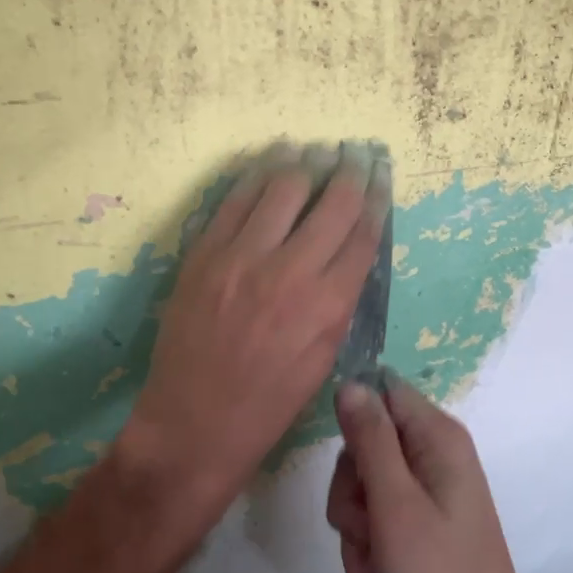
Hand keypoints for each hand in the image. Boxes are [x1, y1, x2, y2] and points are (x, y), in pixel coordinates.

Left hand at [119, 142, 391, 508]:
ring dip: (302, 162)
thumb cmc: (267, 404)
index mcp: (328, 305)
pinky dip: (256, 176)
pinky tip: (267, 164)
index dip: (375, 199)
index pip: (362, 235)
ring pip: (282, 187)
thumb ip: (340, 300)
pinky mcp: (204, 253)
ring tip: (311, 149)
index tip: (380, 177)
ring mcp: (242, 257)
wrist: (192, 424)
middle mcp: (290, 271)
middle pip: (331, 202)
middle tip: (353, 154)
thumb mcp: (323, 358)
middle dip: (348, 172)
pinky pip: (234, 200)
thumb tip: (350, 252)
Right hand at [327, 381, 558, 572]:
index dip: (356, 423)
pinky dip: (372, 550)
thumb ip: (370, 440)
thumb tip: (350, 383)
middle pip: (366, 447)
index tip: (351, 465)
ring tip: (376, 566)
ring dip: (358, 532)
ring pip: (364, 490)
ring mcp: (429, 490)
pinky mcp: (422, 521)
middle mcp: (435, 454)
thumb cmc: (438, 569)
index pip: (383, 393)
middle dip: (352, 495)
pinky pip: (378, 520)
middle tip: (364, 528)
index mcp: (437, 437)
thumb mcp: (394, 503)